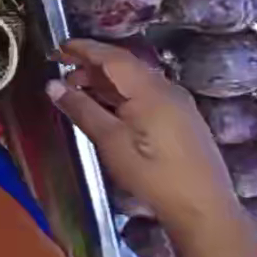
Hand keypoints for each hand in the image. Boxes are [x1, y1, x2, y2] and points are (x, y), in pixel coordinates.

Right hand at [46, 39, 239, 236]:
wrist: (204, 210)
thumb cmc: (153, 175)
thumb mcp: (110, 142)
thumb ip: (81, 109)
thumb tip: (52, 85)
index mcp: (150, 91)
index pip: (112, 57)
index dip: (84, 48)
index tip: (58, 46)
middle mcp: (167, 90)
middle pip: (125, 66)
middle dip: (91, 63)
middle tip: (61, 68)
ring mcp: (177, 104)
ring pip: (135, 80)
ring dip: (104, 80)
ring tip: (76, 88)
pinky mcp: (181, 119)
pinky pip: (144, 93)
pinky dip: (119, 92)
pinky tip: (105, 106)